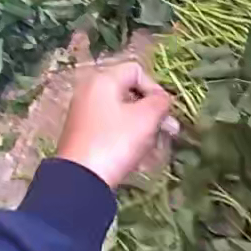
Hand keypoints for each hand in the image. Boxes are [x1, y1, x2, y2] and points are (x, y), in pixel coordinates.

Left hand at [54, 61, 178, 188]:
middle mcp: (89, 91)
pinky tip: (138, 154)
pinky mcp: (82, 134)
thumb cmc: (115, 142)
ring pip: (121, 112)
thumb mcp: (146, 118)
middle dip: (152, 110)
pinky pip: (111, 127)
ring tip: (155, 146)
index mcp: (102, 80)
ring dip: (142, 125)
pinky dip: (127, 135)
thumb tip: (162, 99)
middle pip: (129, 91)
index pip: (136, 70)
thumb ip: (160, 102)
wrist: (81, 179)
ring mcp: (83, 114)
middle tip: (169, 130)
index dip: (155, 88)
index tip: (165, 111)